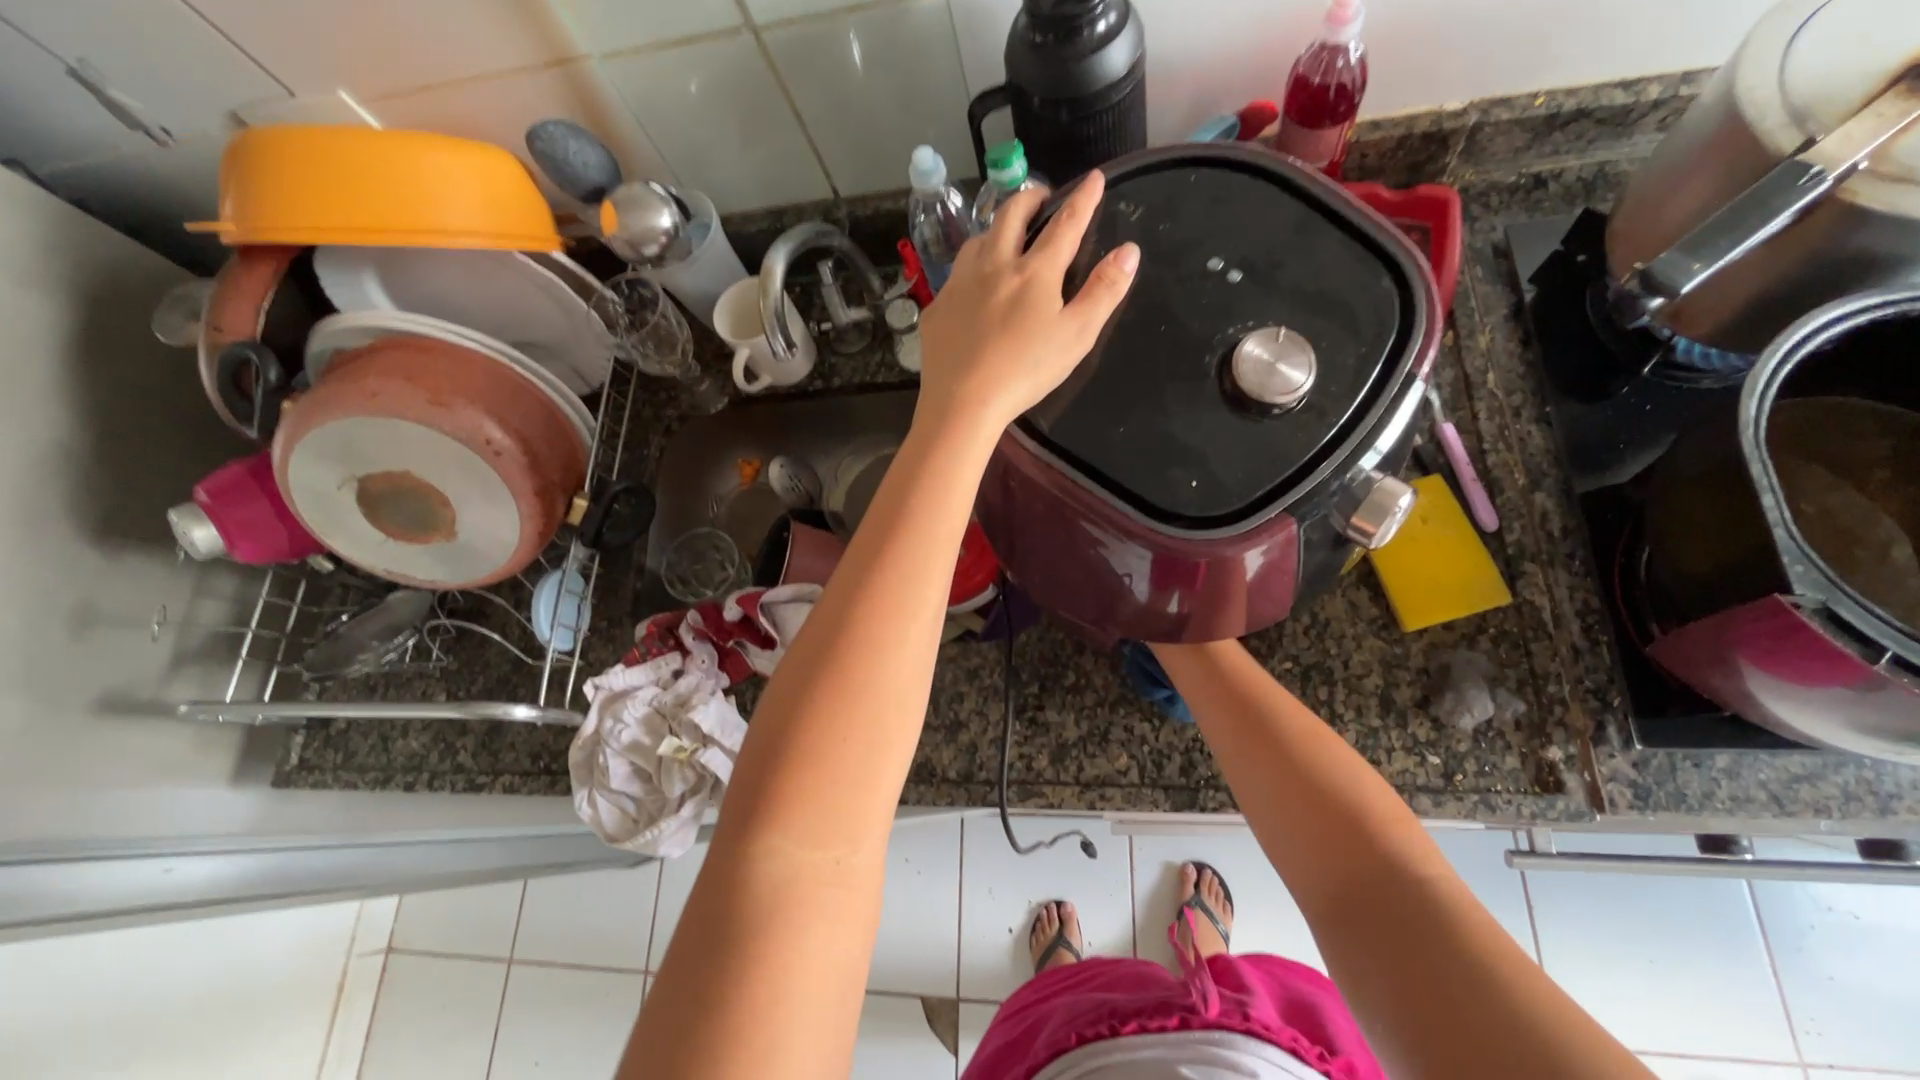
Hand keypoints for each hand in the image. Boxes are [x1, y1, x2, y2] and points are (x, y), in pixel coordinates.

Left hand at [915, 170, 1139, 434]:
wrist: (962, 401)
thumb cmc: (1026, 371)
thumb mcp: (1077, 335)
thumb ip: (1104, 291)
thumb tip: (1129, 250)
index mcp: (1034, 271)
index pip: (1065, 224)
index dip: (1083, 198)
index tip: (1094, 178)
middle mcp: (994, 265)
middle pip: (1011, 214)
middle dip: (1031, 197)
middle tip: (1043, 197)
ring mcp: (960, 283)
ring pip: (978, 239)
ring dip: (996, 228)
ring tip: (1006, 236)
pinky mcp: (938, 307)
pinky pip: (956, 275)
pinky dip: (972, 268)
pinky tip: (974, 286)